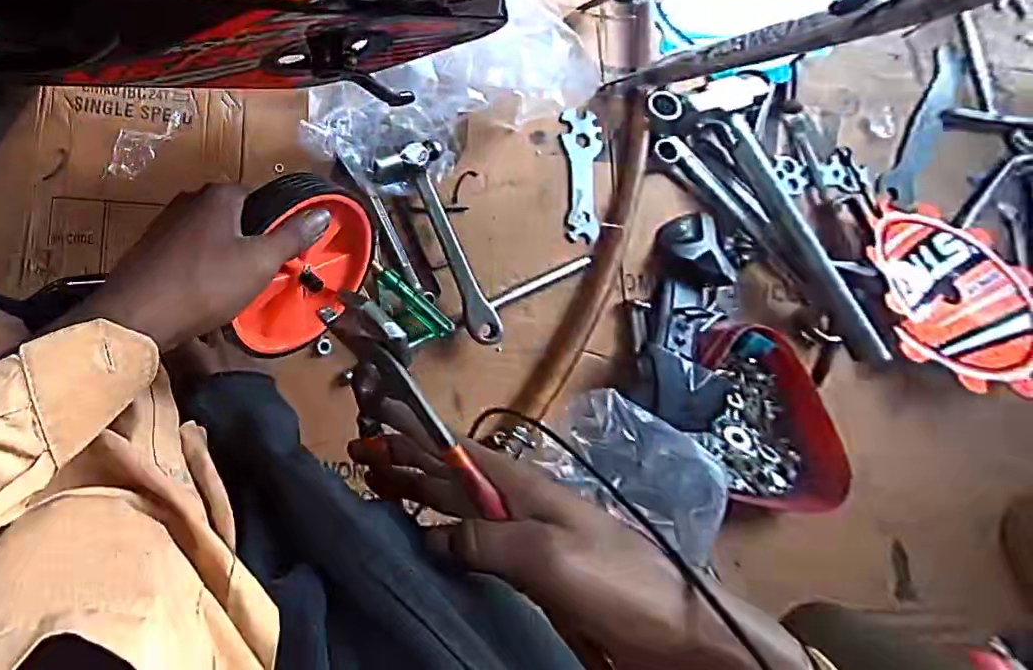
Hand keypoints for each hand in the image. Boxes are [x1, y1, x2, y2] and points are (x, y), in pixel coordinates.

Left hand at [57, 183, 329, 350]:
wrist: (137, 313)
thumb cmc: (204, 284)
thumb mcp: (259, 263)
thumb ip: (291, 236)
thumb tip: (321, 213)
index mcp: (218, 194)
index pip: (260, 201)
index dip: (274, 229)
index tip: (280, 257)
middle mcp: (190, 199)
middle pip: (234, 220)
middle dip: (248, 247)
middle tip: (257, 279)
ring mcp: (166, 221)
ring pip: (210, 240)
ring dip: (223, 262)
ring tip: (229, 293)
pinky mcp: (151, 246)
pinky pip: (188, 255)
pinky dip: (199, 271)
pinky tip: (201, 296)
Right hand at [349, 399, 808, 669]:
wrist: (688, 638)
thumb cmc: (618, 580)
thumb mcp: (546, 555)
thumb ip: (481, 539)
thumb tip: (432, 536)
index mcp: (511, 481)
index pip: (448, 442)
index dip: (410, 424)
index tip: (375, 408)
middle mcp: (507, 499)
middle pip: (442, 468)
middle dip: (400, 455)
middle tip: (358, 452)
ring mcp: (517, 532)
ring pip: (450, 500)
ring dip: (412, 487)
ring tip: (376, 482)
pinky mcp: (524, 566)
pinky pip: (465, 539)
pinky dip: (434, 529)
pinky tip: (420, 535)